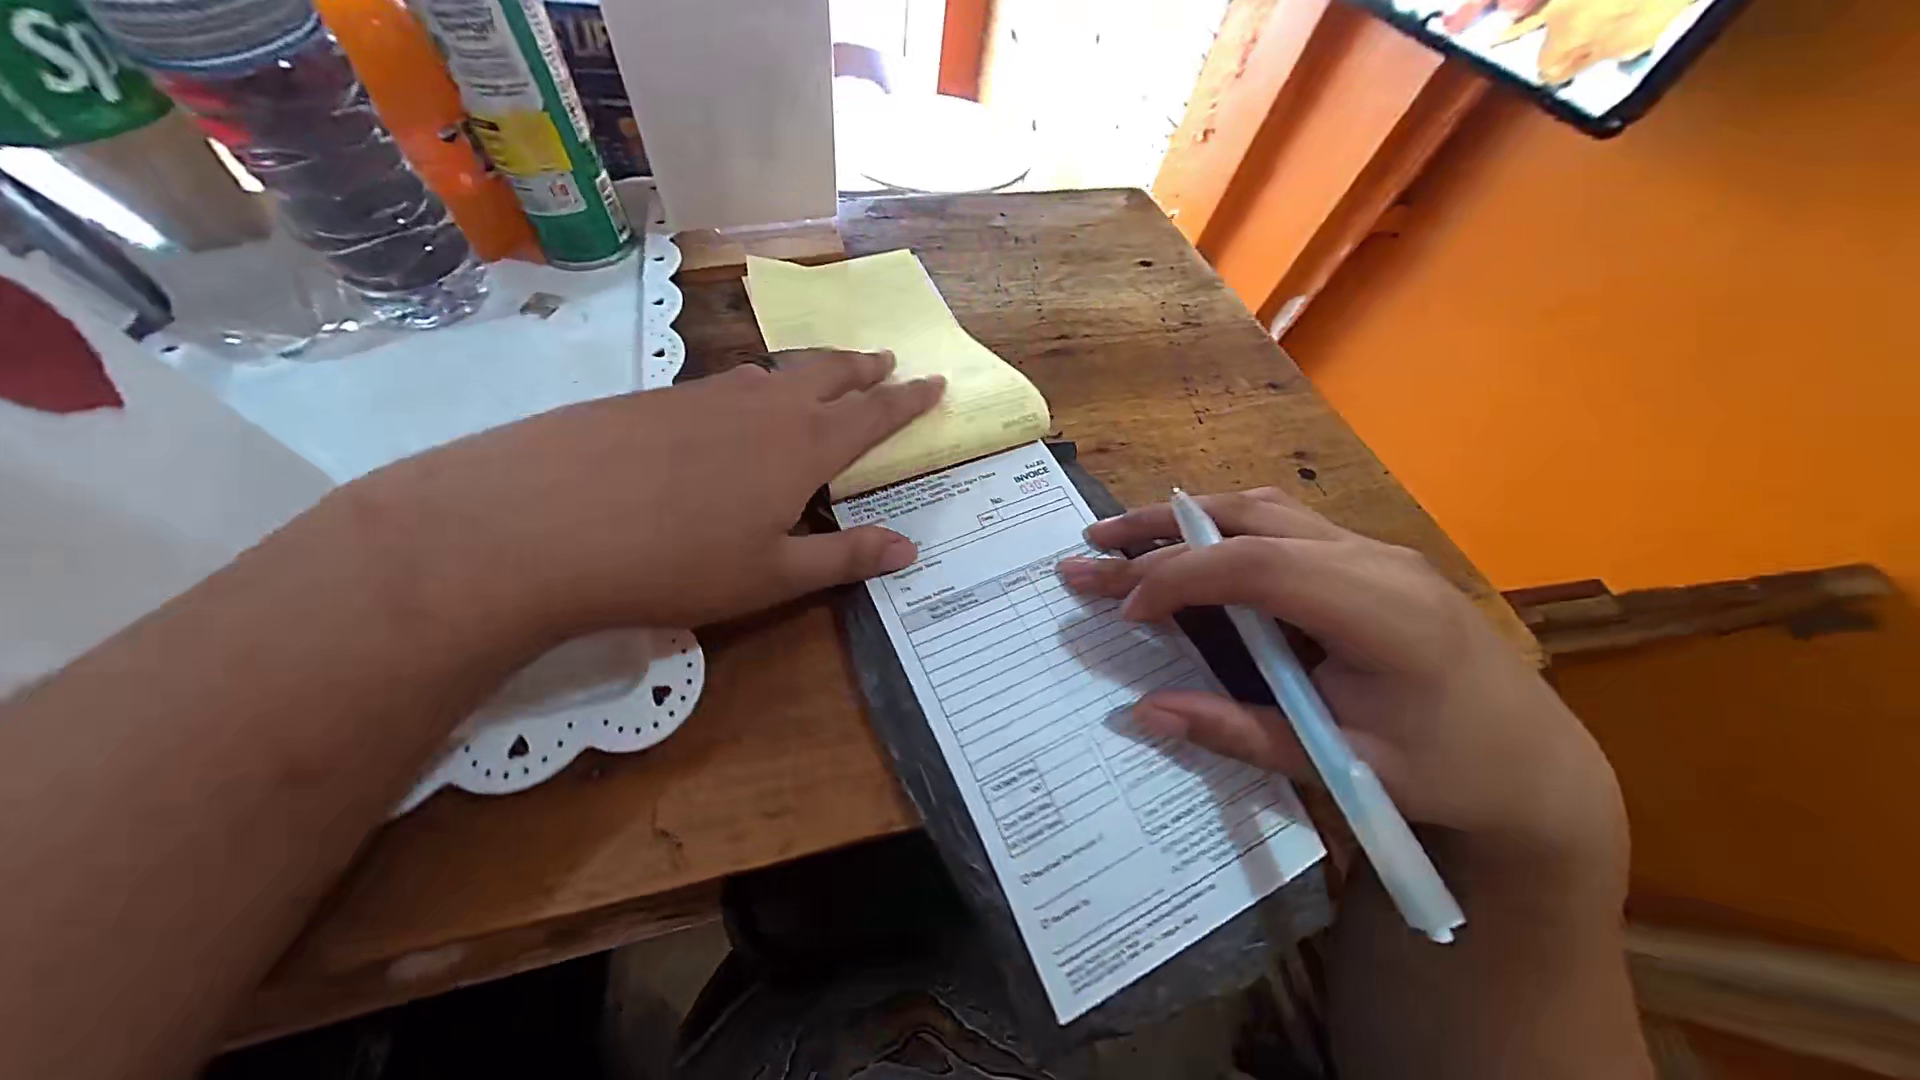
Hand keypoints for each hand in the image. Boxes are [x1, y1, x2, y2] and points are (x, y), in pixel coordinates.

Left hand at [340, 349, 943, 637]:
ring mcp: (704, 396)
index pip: (873, 415)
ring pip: (774, 374)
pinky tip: (736, 408)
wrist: (536, 524)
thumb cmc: (676, 561)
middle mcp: (762, 407)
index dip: (909, 401)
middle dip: (864, 369)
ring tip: (823, 379)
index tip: (935, 382)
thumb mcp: (772, 575)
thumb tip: (909, 549)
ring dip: (809, 373)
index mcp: (802, 447)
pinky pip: (724, 385)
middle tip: (887, 361)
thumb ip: (844, 558)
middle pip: (827, 374)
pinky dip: (752, 388)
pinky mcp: (654, 399)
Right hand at [1058, 489, 1626, 890]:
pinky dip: (1216, 531)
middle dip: (1160, 531)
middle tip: (1091, 547)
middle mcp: (1376, 560)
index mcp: (1383, 611)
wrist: (1534, 759)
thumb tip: (1144, 713)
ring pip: (1261, 509)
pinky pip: (1277, 525)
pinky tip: (1183, 546)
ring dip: (1184, 519)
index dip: (1179, 578)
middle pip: (1250, 519)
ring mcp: (1373, 550)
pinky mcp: (1364, 556)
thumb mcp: (1341, 766)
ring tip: (1121, 535)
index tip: (1124, 609)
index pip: (1257, 566)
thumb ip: (1239, 733)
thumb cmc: (1448, 772)